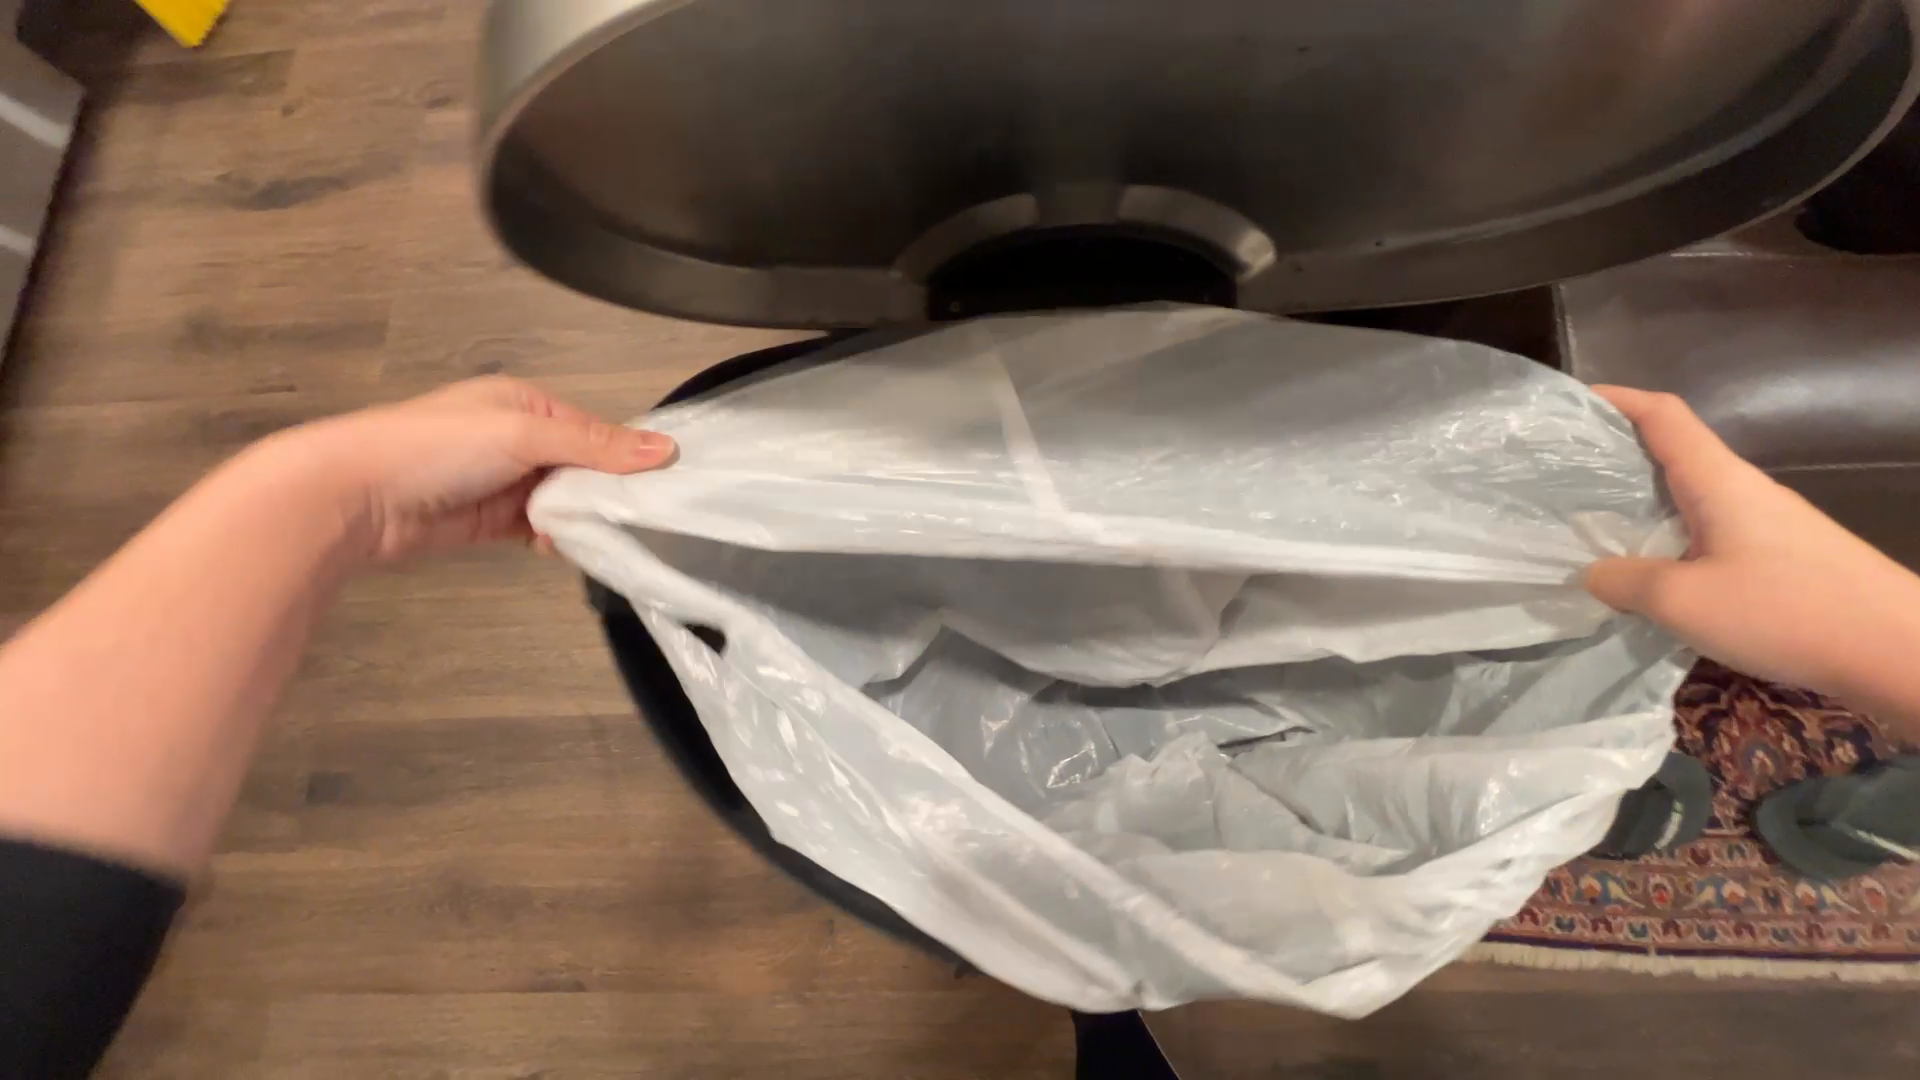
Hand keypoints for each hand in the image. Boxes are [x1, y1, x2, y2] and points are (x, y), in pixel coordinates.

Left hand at [267, 377, 675, 562]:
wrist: (351, 497)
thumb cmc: (439, 448)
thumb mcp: (524, 434)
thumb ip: (596, 445)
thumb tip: (670, 449)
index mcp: (529, 404)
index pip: (597, 432)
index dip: (627, 458)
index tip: (660, 488)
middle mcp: (522, 440)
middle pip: (586, 468)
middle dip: (607, 493)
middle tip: (637, 519)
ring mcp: (508, 482)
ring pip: (567, 500)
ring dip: (582, 518)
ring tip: (601, 535)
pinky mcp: (495, 520)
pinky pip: (543, 527)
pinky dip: (556, 537)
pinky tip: (560, 547)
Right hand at [1585, 386, 1919, 702]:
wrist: (1907, 657)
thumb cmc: (1789, 611)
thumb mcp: (1679, 600)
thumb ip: (1620, 579)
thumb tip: (1593, 572)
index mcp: (1719, 483)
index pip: (1664, 417)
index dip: (1616, 400)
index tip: (1569, 403)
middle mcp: (1741, 493)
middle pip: (1669, 455)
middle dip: (1611, 453)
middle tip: (1556, 470)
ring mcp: (1763, 526)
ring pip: (1682, 498)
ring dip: (1632, 502)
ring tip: (1582, 521)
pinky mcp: (1775, 559)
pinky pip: (1700, 533)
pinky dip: (1658, 537)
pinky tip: (1638, 568)